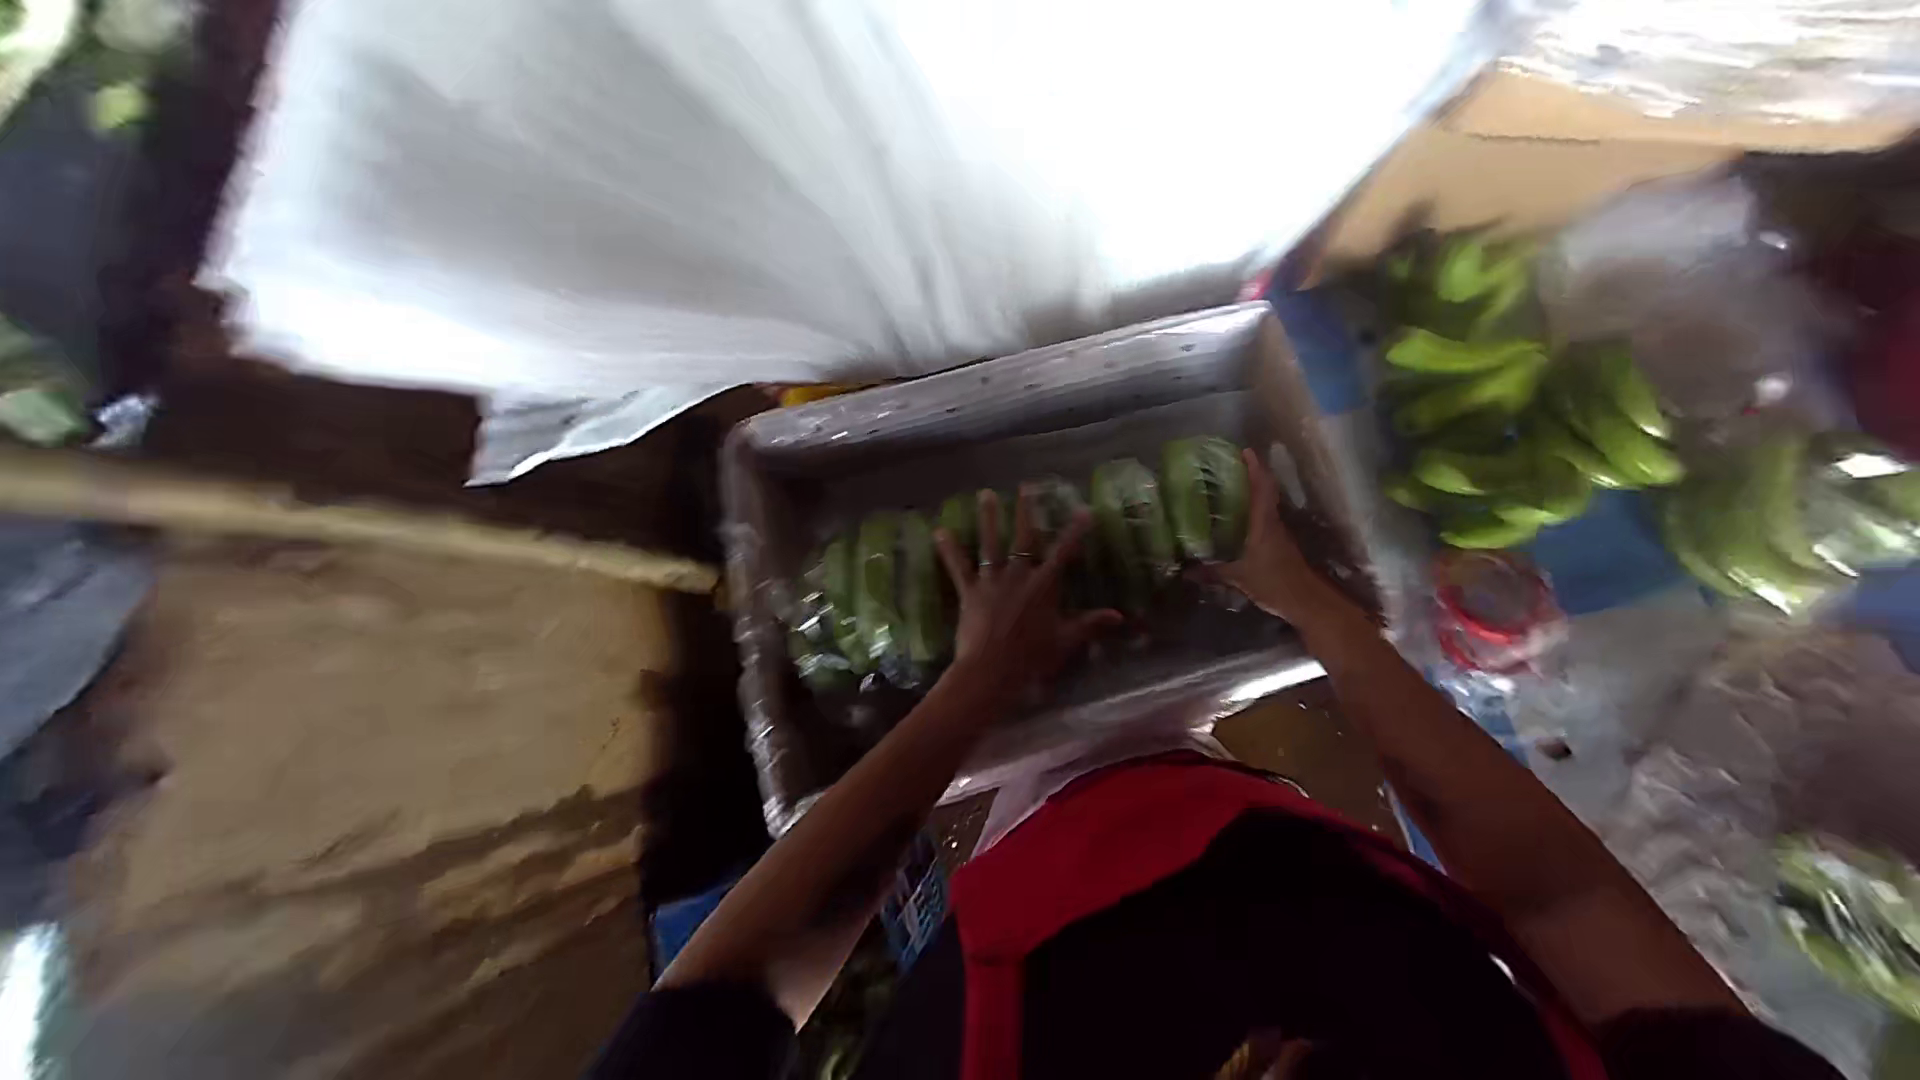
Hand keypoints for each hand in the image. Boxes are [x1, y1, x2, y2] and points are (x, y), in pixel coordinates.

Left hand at [934, 488, 1122, 702]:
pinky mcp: (970, 591)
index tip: (1084, 511)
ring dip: (988, 518)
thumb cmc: (1032, 657)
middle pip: (1023, 538)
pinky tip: (939, 531)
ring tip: (985, 494)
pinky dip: (949, 549)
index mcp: (1044, 585)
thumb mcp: (1066, 641)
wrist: (992, 670)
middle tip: (1025, 487)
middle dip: (1025, 511)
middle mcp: (1018, 575)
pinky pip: (958, 567)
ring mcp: (992, 581)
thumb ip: (1090, 624)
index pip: (1063, 553)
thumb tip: (1119, 616)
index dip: (1075, 531)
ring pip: (990, 543)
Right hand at [1216, 448, 1339, 623]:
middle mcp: (1273, 524)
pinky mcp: (1280, 548)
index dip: (1255, 468)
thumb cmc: (1275, 584)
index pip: (1262, 488)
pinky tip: (1236, 522)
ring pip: (1265, 508)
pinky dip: (1252, 516)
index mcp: (1264, 524)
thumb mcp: (1239, 578)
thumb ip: (1213, 572)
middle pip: (1265, 493)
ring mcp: (1279, 536)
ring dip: (1252, 496)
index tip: (1245, 451)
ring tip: (1227, 491)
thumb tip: (1186, 571)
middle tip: (1228, 469)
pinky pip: (1263, 524)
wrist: (1309, 604)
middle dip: (1251, 477)